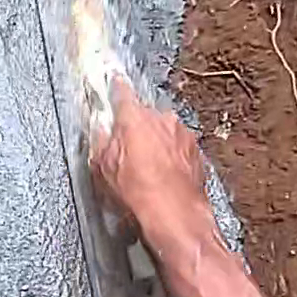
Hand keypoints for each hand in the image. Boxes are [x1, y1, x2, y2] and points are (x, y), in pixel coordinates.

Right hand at [91, 77, 218, 254]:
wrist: (175, 215)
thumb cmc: (140, 194)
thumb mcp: (103, 169)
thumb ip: (100, 141)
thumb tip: (100, 130)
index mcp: (135, 118)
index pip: (121, 92)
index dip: (115, 87)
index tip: (113, 80)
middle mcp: (162, 119)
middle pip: (144, 116)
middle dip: (135, 131)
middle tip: (125, 156)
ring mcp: (182, 135)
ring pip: (163, 134)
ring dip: (155, 147)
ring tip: (145, 174)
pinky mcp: (196, 152)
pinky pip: (178, 150)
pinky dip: (170, 160)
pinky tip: (162, 179)